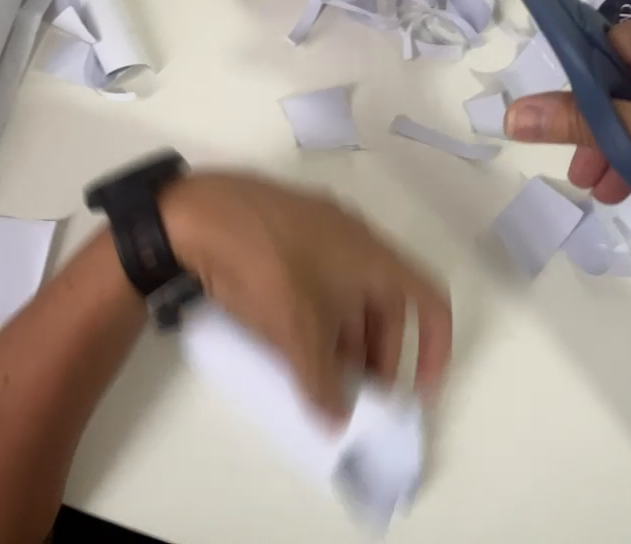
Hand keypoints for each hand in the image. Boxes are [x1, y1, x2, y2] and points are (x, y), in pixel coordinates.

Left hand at [158, 171, 451, 422]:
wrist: (195, 213)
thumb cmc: (264, 266)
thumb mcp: (297, 332)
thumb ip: (322, 382)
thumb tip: (335, 419)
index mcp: (373, 253)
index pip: (430, 300)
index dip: (434, 349)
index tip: (418, 391)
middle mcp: (353, 235)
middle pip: (385, 302)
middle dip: (377, 353)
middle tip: (355, 394)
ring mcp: (316, 227)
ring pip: (347, 291)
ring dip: (344, 337)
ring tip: (320, 374)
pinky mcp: (283, 228)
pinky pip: (318, 276)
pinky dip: (316, 313)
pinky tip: (289, 339)